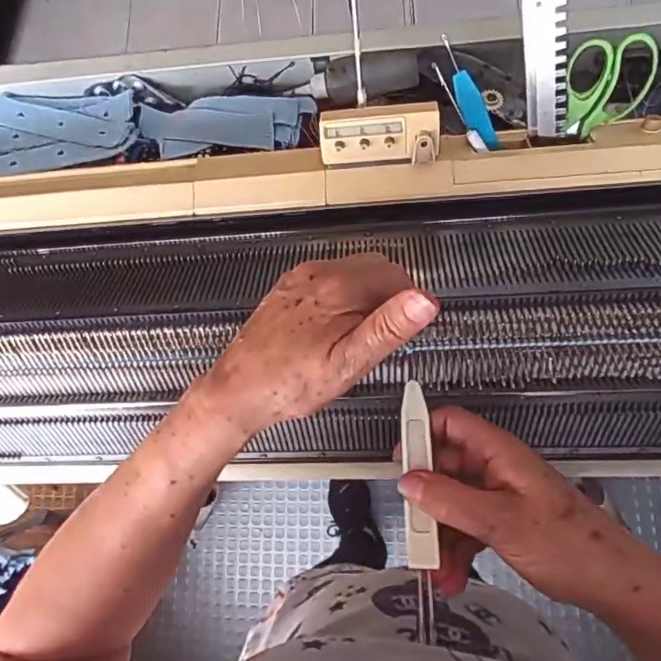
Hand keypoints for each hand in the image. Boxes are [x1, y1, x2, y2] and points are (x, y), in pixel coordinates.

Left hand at [186, 253, 438, 438]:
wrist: (237, 391)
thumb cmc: (286, 383)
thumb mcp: (349, 363)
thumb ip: (388, 327)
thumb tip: (423, 301)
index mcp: (338, 287)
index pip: (398, 276)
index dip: (409, 305)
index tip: (405, 331)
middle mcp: (317, 274)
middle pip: (377, 269)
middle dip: (388, 299)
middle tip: (380, 339)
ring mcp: (300, 280)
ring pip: (353, 275)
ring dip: (365, 300)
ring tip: (354, 340)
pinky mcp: (288, 291)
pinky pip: (328, 284)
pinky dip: (340, 303)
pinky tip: (330, 335)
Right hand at [399, 407, 660, 610]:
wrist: (611, 583)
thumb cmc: (577, 546)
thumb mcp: (504, 522)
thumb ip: (452, 501)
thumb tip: (411, 483)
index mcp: (501, 454)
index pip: (450, 423)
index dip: (420, 435)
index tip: (398, 461)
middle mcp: (497, 470)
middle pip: (443, 470)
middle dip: (425, 503)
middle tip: (416, 529)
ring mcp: (499, 497)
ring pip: (450, 504)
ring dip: (438, 536)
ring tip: (436, 567)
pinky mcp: (502, 522)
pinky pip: (465, 528)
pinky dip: (455, 551)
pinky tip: (453, 575)